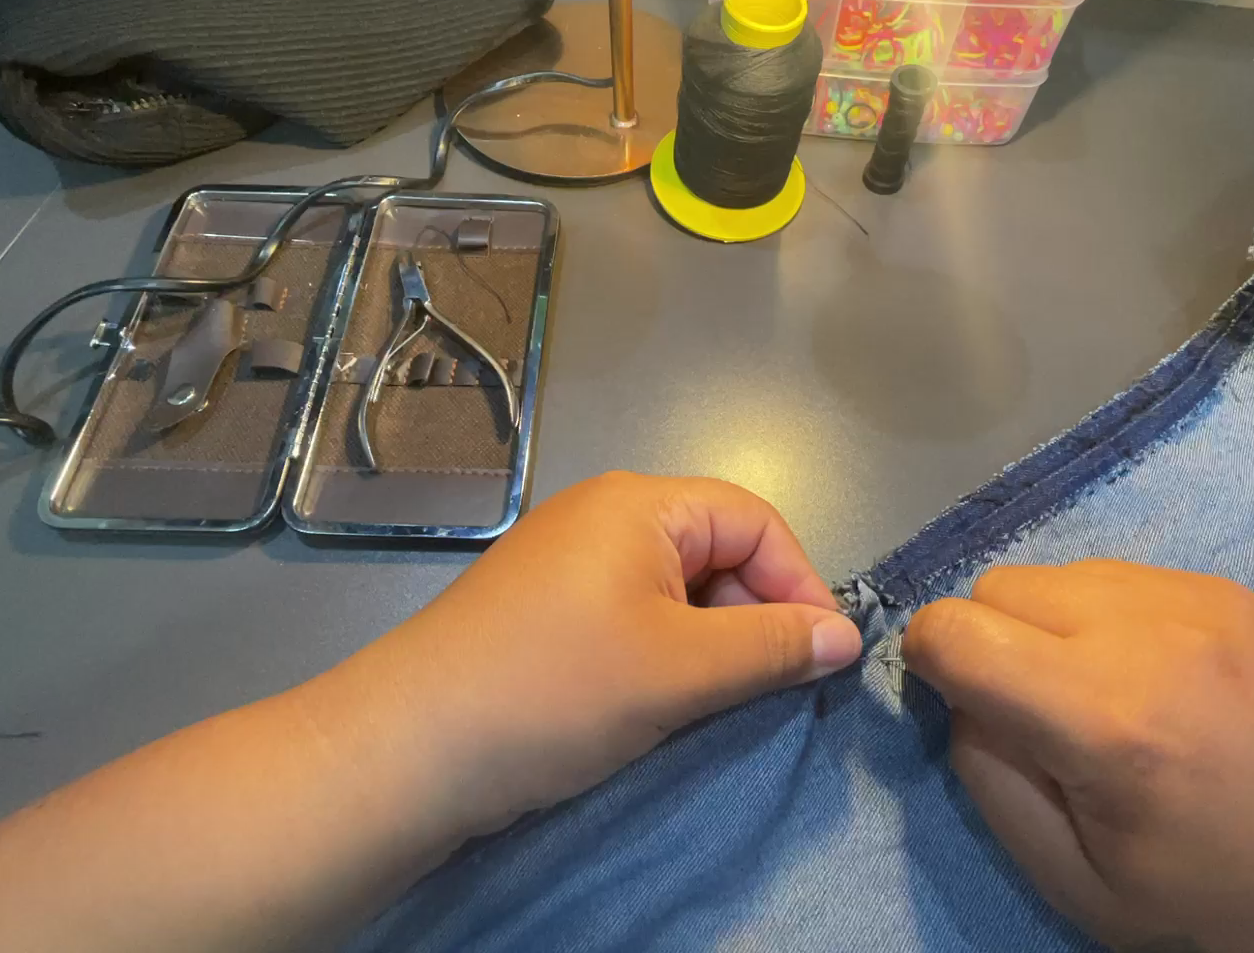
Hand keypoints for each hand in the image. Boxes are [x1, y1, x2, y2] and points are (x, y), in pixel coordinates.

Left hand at [307, 472, 863, 837]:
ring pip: (678, 585)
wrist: (407, 750)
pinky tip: (669, 695)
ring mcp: (573, 559)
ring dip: (714, 636)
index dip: (799, 580)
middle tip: (773, 684)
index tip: (823, 654)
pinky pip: (636, 610)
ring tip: (722, 697)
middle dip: (756, 611)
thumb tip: (847, 636)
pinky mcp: (551, 605)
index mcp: (639, 503)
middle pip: (716, 548)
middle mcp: (606, 515)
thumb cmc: (555, 689)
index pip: (753, 519)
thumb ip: (772, 647)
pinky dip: (669, 648)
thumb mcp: (679, 669)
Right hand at [902, 560, 1253, 952]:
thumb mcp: (1071, 878)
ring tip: (1096, 684)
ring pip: (1043, 573)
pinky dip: (1090, 613)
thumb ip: (984, 771)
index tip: (949, 692)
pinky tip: (1146, 668)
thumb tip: (958, 688)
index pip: (955, 631)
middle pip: (991, 588)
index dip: (925, 656)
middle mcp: (1148, 634)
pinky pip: (1101, 574)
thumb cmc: (1217, 897)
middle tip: (1033, 703)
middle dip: (984, 639)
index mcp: (1110, 722)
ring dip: (1037, 622)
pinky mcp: (1220, 583)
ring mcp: (1192, 596)